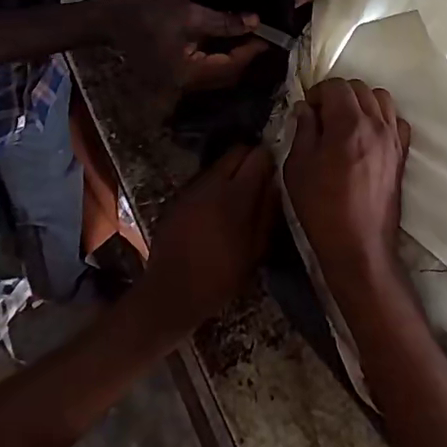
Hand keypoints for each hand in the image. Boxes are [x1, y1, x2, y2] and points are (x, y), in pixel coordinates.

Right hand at [91, 0, 265, 90]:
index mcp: (189, 73)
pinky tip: (227, 45)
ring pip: (217, 78)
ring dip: (234, 61)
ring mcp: (177, 87)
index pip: (231, 66)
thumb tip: (255, 22)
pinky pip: (205, 74)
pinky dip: (219, 61)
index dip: (252, 52)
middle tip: (260, 37)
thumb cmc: (149, 15)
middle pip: (226, 77)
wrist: (112, 21)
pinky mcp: (173, 79)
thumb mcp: (191, 14)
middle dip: (245, 58)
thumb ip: (225, 22)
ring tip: (248, 39)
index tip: (269, 37)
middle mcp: (184, 87)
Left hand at [134, 144, 280, 333]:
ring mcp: (191, 189)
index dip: (270, 159)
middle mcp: (211, 183)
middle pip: (236, 152)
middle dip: (251, 158)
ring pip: (218, 165)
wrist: (170, 294)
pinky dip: (213, 186)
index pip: (258, 155)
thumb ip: (267, 212)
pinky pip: (202, 181)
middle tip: (260, 178)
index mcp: (235, 195)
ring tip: (239, 194)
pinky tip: (215, 208)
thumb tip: (276, 184)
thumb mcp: (255, 250)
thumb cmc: (220, 277)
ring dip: (231, 172)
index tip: (276, 171)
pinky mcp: (176, 199)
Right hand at [284, 80, 411, 287]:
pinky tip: (368, 135)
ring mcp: (393, 138)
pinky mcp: (402, 154)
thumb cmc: (322, 208)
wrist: (359, 245)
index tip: (307, 110)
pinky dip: (383, 119)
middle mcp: (376, 123)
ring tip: (346, 122)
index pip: (336, 86)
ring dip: (362, 102)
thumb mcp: (298, 168)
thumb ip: (303, 131)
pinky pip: (397, 121)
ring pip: (381, 99)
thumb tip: (305, 109)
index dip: (317, 92)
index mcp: (348, 123)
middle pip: (360, 88)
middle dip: (338, 95)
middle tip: (322, 116)